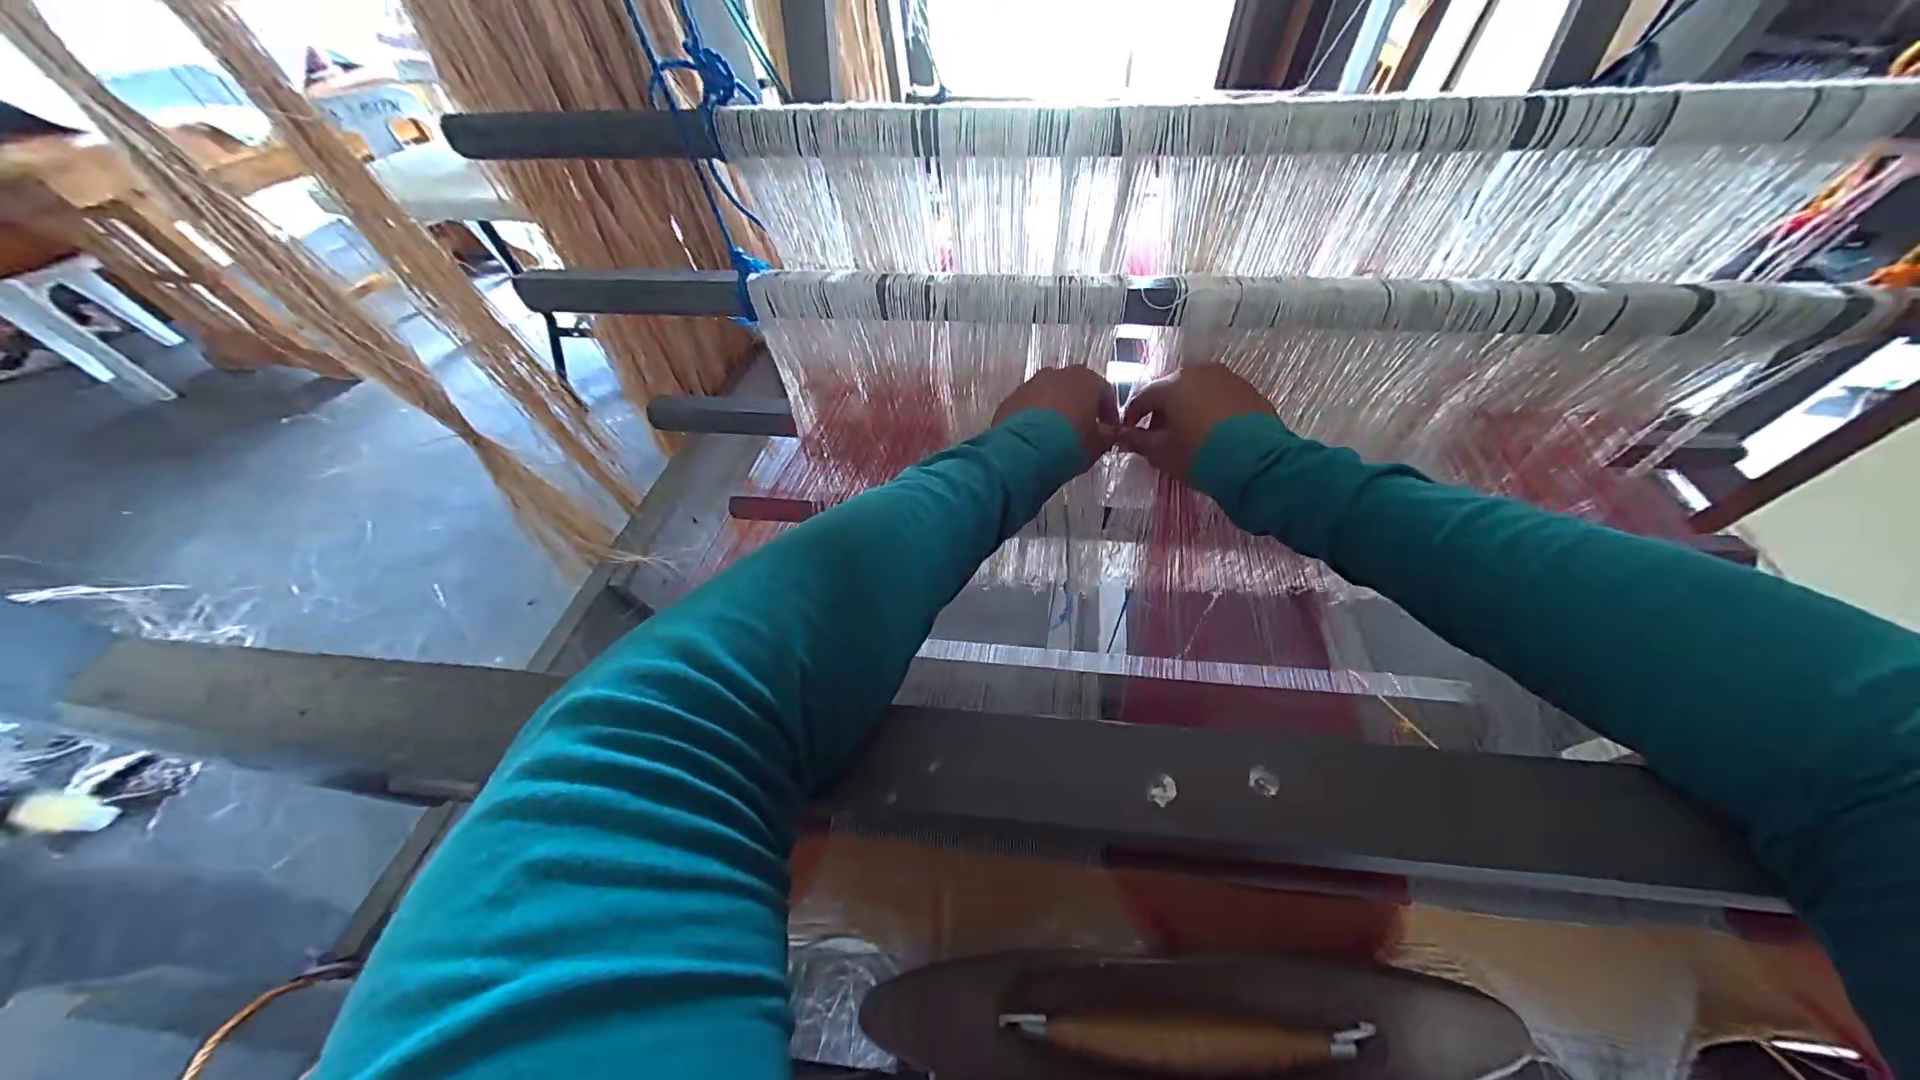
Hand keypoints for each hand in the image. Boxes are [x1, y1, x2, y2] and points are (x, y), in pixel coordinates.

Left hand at [992, 365, 1119, 461]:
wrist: (1021, 452)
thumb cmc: (1068, 444)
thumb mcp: (1097, 445)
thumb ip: (1109, 435)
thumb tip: (1111, 432)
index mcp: (1085, 380)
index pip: (1105, 393)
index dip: (1109, 413)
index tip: (1109, 430)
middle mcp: (1058, 374)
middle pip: (1076, 388)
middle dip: (1081, 406)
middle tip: (1083, 428)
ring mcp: (1031, 384)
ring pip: (1051, 394)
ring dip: (1057, 408)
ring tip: (1057, 432)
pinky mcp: (1011, 398)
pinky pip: (1030, 404)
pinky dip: (1036, 415)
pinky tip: (1036, 434)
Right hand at [1118, 364, 1275, 478]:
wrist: (1258, 462)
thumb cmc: (1199, 454)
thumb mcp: (1162, 453)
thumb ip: (1138, 441)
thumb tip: (1121, 436)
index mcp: (1173, 384)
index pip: (1143, 397)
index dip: (1133, 416)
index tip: (1129, 433)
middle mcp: (1200, 373)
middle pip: (1172, 391)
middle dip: (1161, 412)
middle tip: (1158, 436)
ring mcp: (1228, 379)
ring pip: (1198, 392)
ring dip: (1187, 410)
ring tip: (1186, 435)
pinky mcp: (1250, 392)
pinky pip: (1220, 399)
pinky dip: (1210, 412)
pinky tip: (1211, 433)